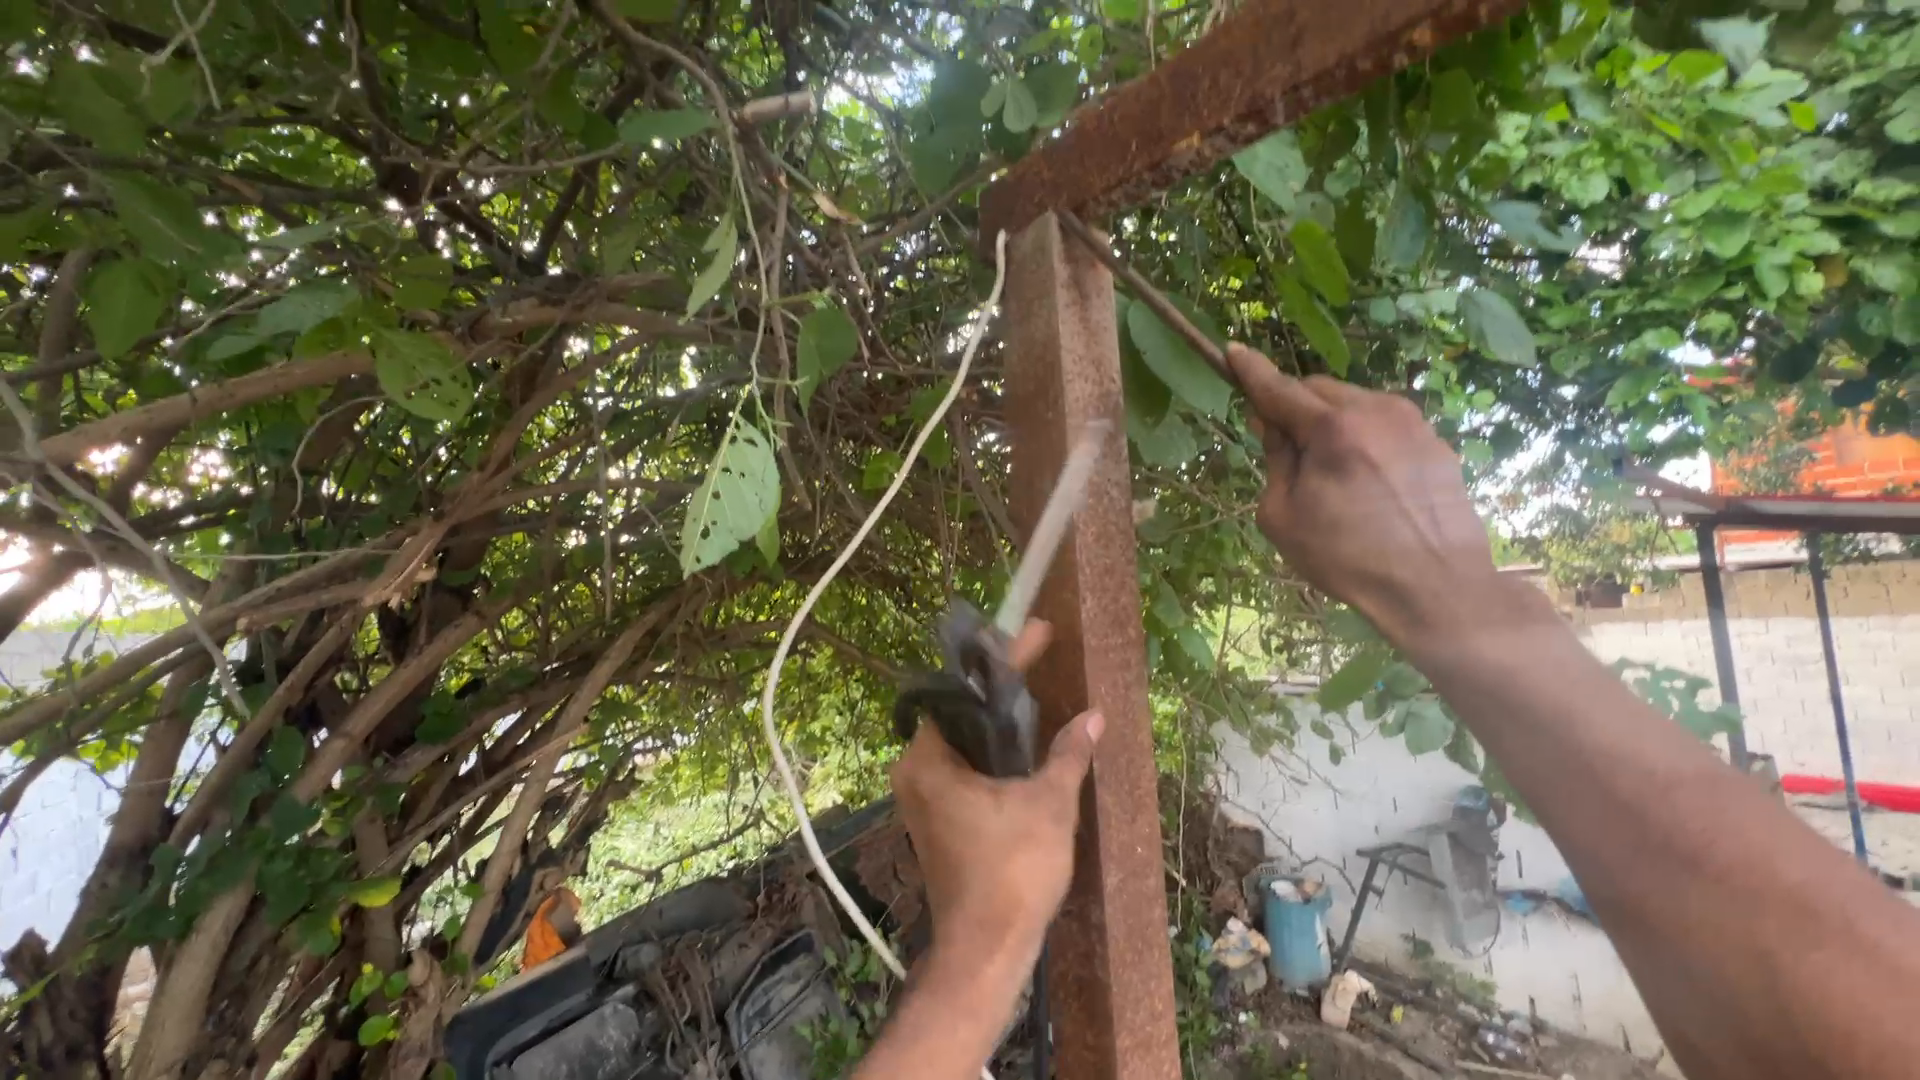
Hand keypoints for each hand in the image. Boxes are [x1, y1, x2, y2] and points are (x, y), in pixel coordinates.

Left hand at [890, 620, 1103, 968]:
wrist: (986, 947)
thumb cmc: (1013, 870)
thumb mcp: (1049, 804)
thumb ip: (1068, 753)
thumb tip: (1094, 716)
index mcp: (928, 758)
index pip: (965, 690)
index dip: (1006, 660)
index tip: (1036, 632)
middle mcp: (913, 769)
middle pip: (957, 711)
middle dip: (996, 687)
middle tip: (1036, 661)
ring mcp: (919, 795)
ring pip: (959, 740)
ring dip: (993, 721)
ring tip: (1033, 693)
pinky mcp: (933, 816)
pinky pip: (960, 765)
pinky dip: (988, 750)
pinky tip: (1020, 742)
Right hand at [1226, 344, 1502, 646]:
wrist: (1436, 586)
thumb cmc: (1345, 558)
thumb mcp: (1282, 516)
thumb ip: (1275, 459)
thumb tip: (1272, 423)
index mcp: (1332, 429)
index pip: (1278, 388)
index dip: (1250, 371)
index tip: (1231, 349)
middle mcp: (1375, 411)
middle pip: (1317, 389)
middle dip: (1294, 407)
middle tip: (1284, 448)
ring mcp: (1412, 423)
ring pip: (1353, 403)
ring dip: (1330, 421)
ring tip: (1330, 472)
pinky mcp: (1435, 441)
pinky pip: (1384, 424)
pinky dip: (1362, 437)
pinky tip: (1367, 482)